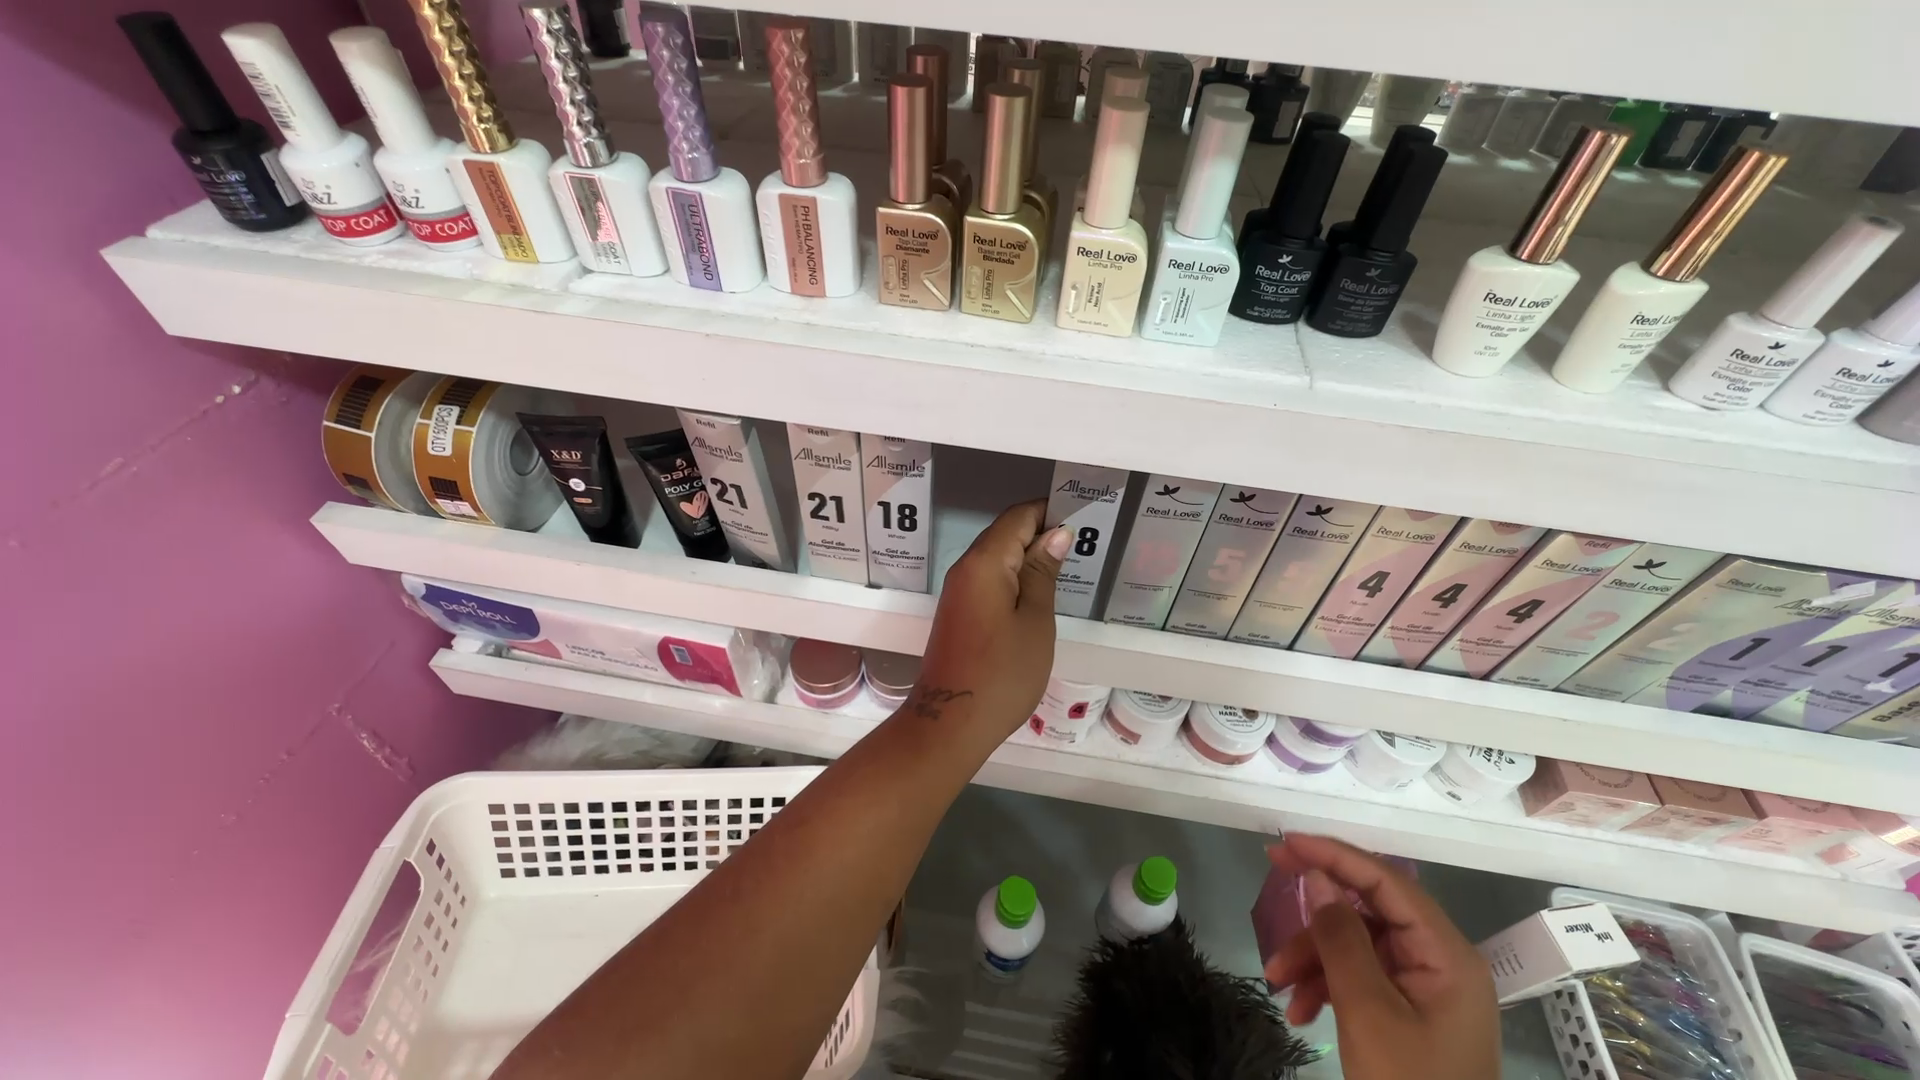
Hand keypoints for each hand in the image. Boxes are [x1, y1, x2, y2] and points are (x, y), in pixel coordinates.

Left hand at [909, 500, 1068, 736]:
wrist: (951, 723)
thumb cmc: (1003, 672)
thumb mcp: (1035, 621)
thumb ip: (1044, 573)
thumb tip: (1055, 534)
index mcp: (984, 563)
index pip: (1017, 517)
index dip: (1048, 511)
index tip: (1081, 514)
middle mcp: (965, 570)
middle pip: (1004, 534)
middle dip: (1040, 531)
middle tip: (1082, 541)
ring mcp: (958, 593)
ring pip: (996, 559)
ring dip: (1029, 557)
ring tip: (1066, 566)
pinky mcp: (959, 614)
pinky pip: (989, 581)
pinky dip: (1015, 578)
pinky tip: (1038, 593)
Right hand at [1263, 835, 1498, 1079]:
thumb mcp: (1366, 1010)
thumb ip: (1340, 937)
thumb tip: (1317, 877)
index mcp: (1446, 952)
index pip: (1386, 881)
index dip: (1334, 855)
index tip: (1286, 843)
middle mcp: (1440, 959)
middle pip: (1368, 911)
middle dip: (1315, 915)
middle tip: (1268, 878)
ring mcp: (1425, 986)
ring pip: (1356, 945)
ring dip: (1312, 958)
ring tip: (1277, 983)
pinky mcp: (1409, 1010)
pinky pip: (1360, 977)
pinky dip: (1326, 985)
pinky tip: (1299, 1010)